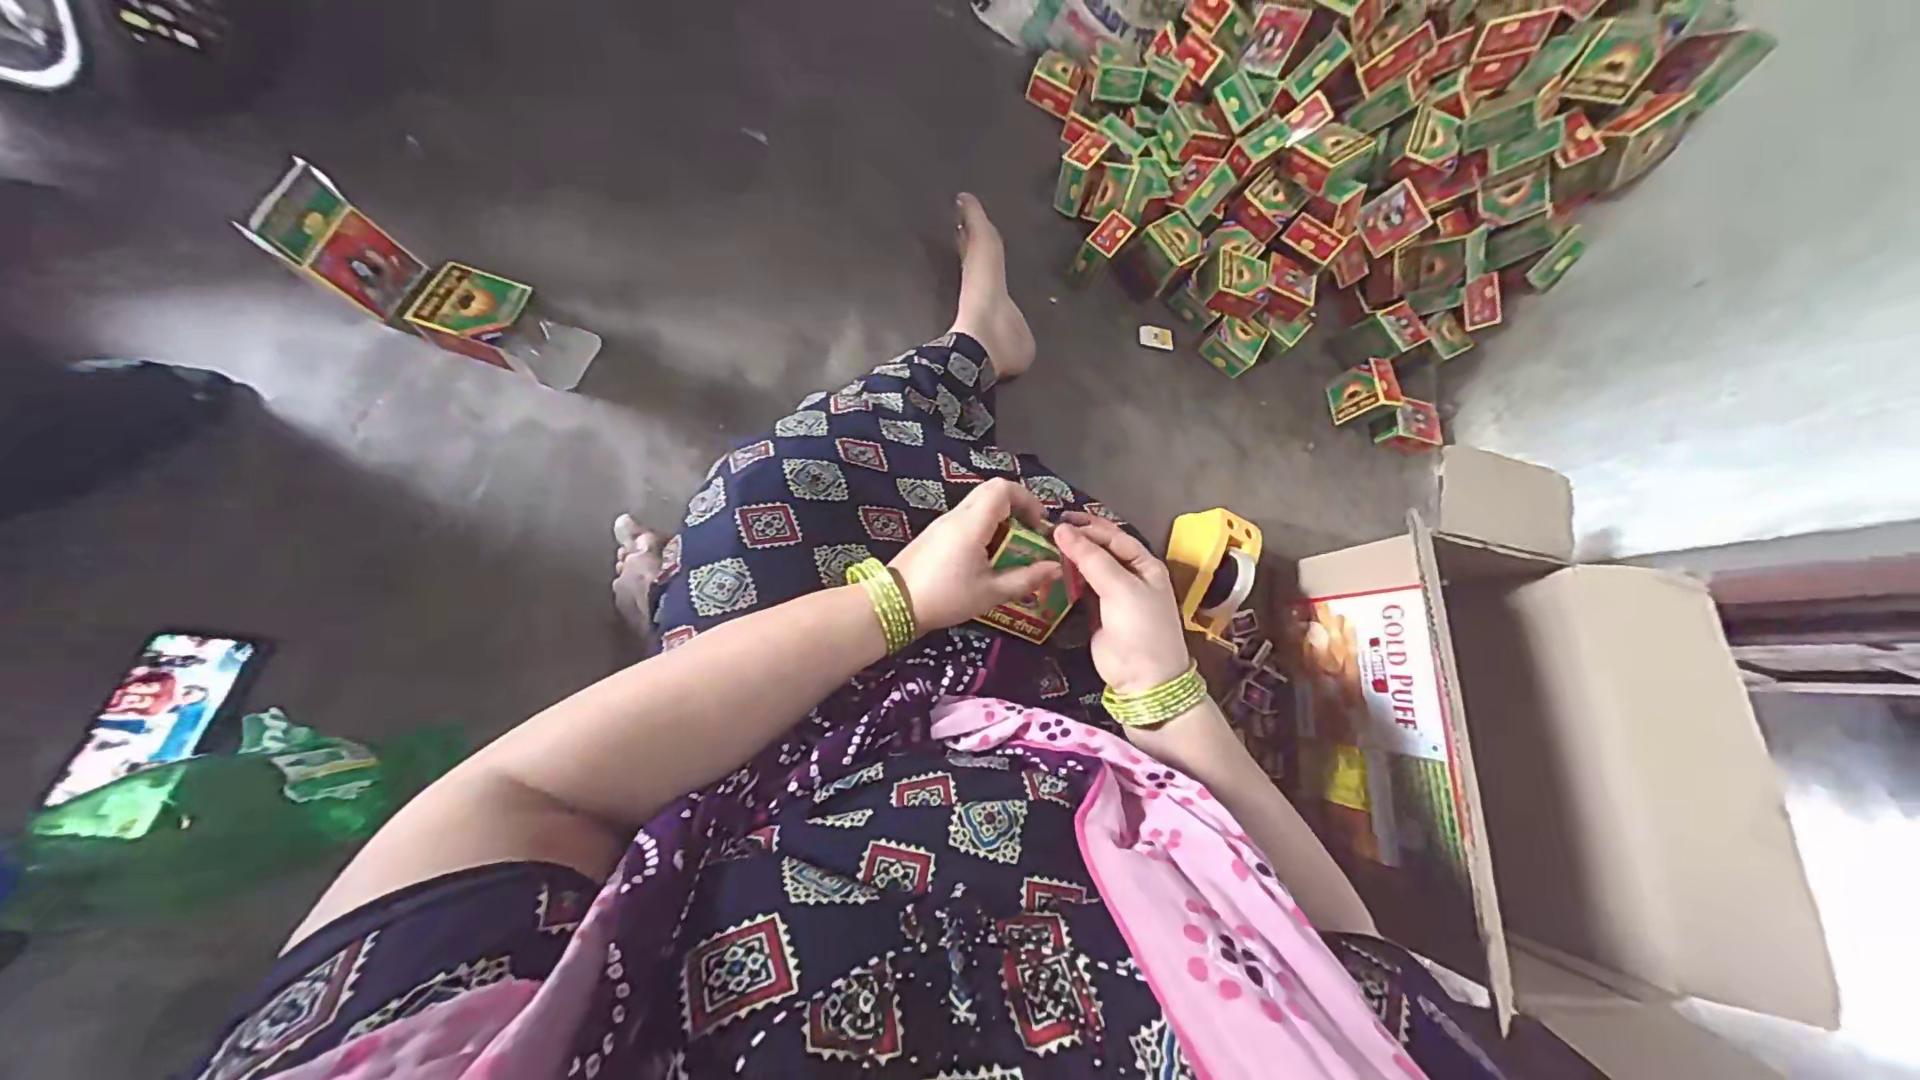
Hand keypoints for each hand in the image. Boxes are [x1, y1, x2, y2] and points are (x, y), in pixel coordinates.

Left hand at [888, 478, 1061, 631]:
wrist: (894, 604)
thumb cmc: (945, 598)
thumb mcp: (990, 593)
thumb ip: (1026, 579)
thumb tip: (1056, 567)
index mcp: (971, 523)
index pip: (1004, 488)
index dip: (1028, 500)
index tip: (1039, 526)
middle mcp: (956, 516)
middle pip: (992, 491)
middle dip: (1017, 506)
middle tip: (1029, 533)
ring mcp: (942, 523)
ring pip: (978, 504)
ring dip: (1000, 518)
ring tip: (1011, 549)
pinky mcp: (934, 535)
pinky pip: (965, 518)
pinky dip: (983, 527)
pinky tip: (987, 556)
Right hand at [1052, 513, 1192, 693]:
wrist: (1143, 678)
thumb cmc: (1139, 626)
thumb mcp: (1119, 587)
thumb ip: (1090, 557)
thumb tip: (1061, 529)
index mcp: (1144, 564)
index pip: (1114, 536)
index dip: (1088, 527)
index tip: (1059, 520)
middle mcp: (1130, 575)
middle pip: (1101, 550)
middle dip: (1077, 539)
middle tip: (1047, 531)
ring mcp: (1113, 594)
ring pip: (1089, 568)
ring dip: (1070, 558)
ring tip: (1043, 546)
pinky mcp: (1097, 611)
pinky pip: (1081, 587)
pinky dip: (1067, 578)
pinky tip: (1050, 570)